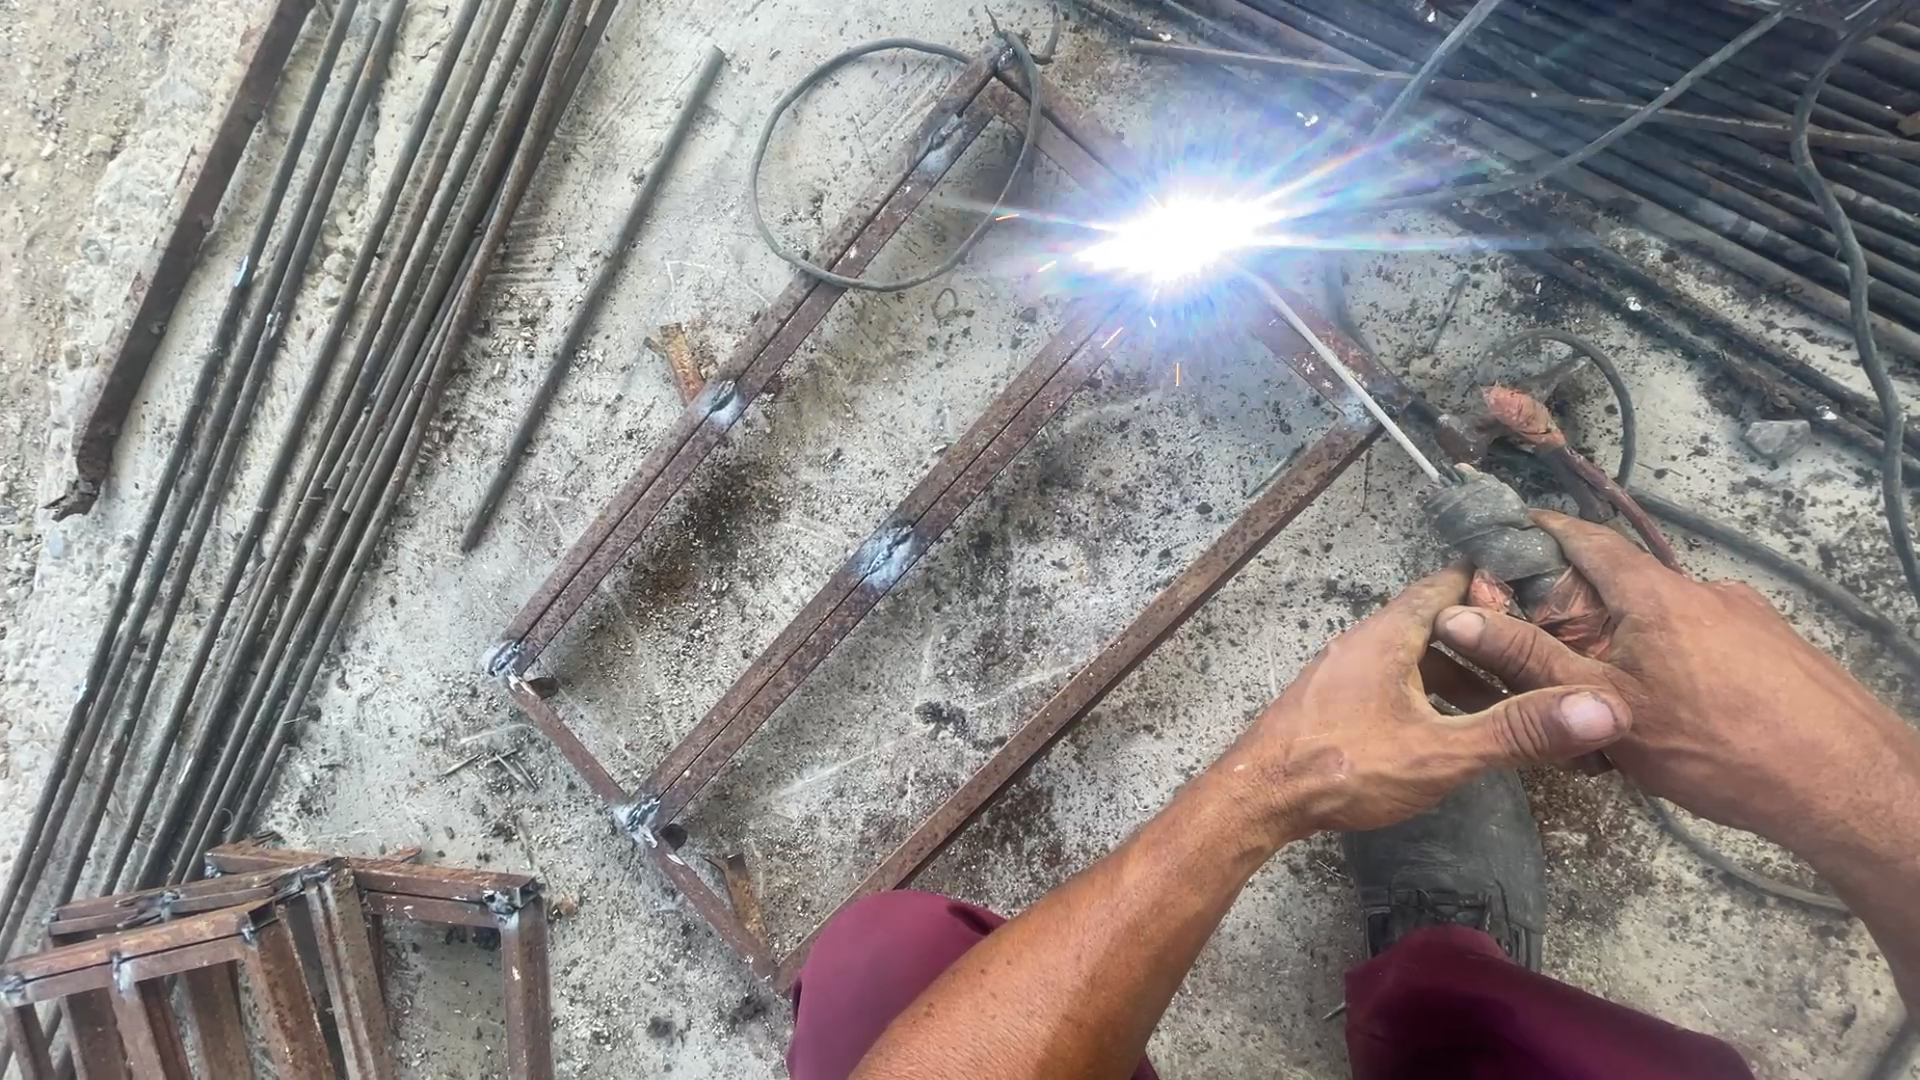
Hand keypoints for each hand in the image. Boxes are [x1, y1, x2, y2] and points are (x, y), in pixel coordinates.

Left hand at [1213, 563, 1631, 838]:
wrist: (1261, 795)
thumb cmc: (1345, 766)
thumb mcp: (1440, 752)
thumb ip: (1518, 731)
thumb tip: (1606, 707)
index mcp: (1385, 636)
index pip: (1442, 587)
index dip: (1490, 583)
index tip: (1542, 589)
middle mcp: (1359, 642)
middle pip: (1431, 625)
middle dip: (1486, 639)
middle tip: (1543, 658)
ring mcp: (1340, 671)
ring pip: (1410, 658)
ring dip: (1457, 675)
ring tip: (1509, 705)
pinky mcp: (1331, 699)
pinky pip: (1390, 681)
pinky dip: (1426, 694)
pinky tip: (1449, 728)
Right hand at [1433, 510, 1917, 844]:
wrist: (1866, 798)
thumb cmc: (1718, 744)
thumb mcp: (1603, 702)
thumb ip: (1526, 656)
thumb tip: (1451, 617)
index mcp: (1656, 594)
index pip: (1587, 538)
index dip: (1540, 528)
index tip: (1501, 531)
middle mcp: (1703, 591)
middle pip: (1620, 583)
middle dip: (1574, 606)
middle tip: (1538, 643)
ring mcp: (1750, 619)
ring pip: (1660, 617)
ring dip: (1624, 640)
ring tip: (1602, 692)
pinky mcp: (1780, 649)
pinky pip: (1700, 640)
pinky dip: (1666, 658)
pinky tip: (1665, 708)